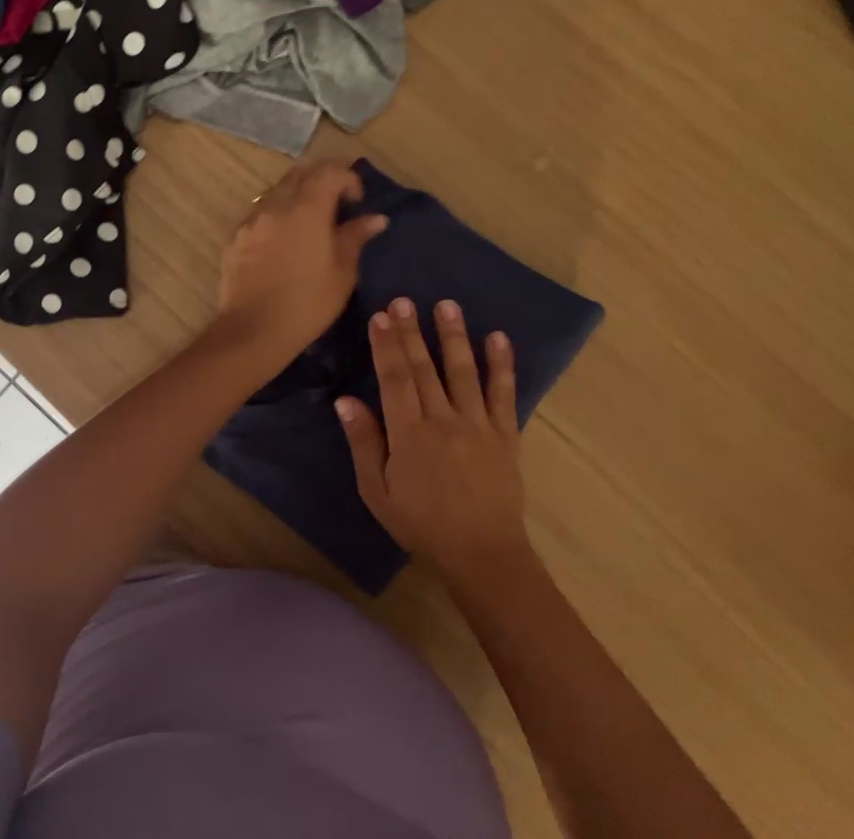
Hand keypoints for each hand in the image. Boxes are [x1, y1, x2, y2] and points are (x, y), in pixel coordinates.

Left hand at [214, 161, 386, 358]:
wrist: (253, 330)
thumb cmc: (308, 303)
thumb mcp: (342, 272)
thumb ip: (355, 237)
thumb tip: (374, 219)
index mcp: (306, 208)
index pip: (329, 171)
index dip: (348, 179)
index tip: (357, 202)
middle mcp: (274, 206)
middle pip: (299, 175)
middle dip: (320, 181)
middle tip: (335, 206)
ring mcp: (250, 222)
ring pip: (275, 193)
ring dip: (295, 198)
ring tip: (308, 226)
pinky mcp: (234, 240)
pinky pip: (258, 216)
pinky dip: (275, 218)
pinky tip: (282, 245)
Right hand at [336, 297, 530, 586]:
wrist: (482, 553)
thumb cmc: (420, 524)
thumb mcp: (377, 491)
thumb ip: (364, 443)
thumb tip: (347, 401)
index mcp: (409, 434)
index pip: (394, 379)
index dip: (386, 345)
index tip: (380, 316)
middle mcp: (444, 421)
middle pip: (424, 368)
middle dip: (412, 332)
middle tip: (404, 299)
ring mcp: (478, 425)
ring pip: (463, 372)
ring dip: (454, 337)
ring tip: (448, 305)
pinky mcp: (505, 435)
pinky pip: (504, 395)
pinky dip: (502, 366)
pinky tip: (499, 339)